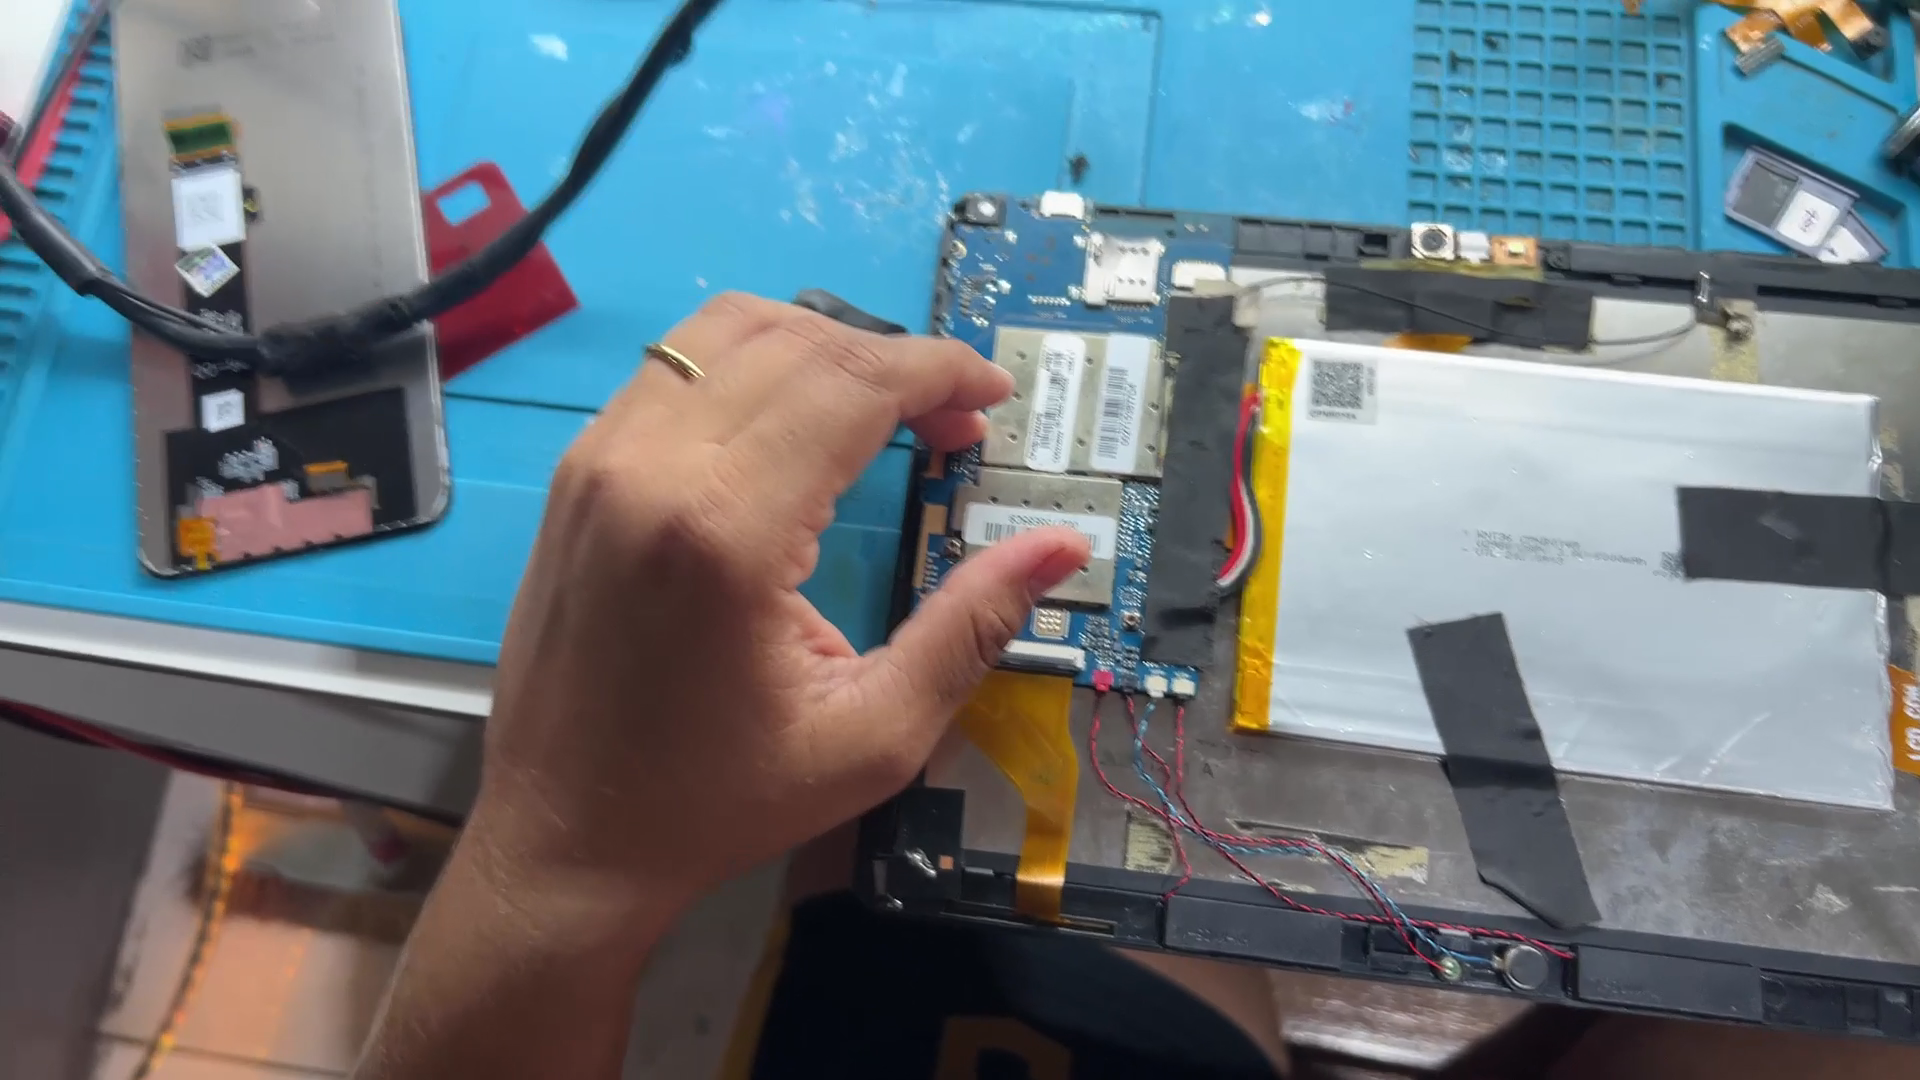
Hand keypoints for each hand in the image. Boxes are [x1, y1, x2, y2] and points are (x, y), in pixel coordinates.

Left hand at [473, 293, 1089, 921]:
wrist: (565, 837)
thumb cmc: (722, 799)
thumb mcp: (874, 734)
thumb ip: (973, 626)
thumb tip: (1062, 545)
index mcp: (725, 530)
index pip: (850, 384)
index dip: (938, 371)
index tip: (992, 395)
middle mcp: (650, 465)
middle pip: (799, 342)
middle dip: (897, 362)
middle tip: (955, 419)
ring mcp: (601, 457)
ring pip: (731, 330)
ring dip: (828, 350)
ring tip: (886, 410)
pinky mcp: (581, 468)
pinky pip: (682, 366)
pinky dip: (761, 365)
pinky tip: (799, 422)